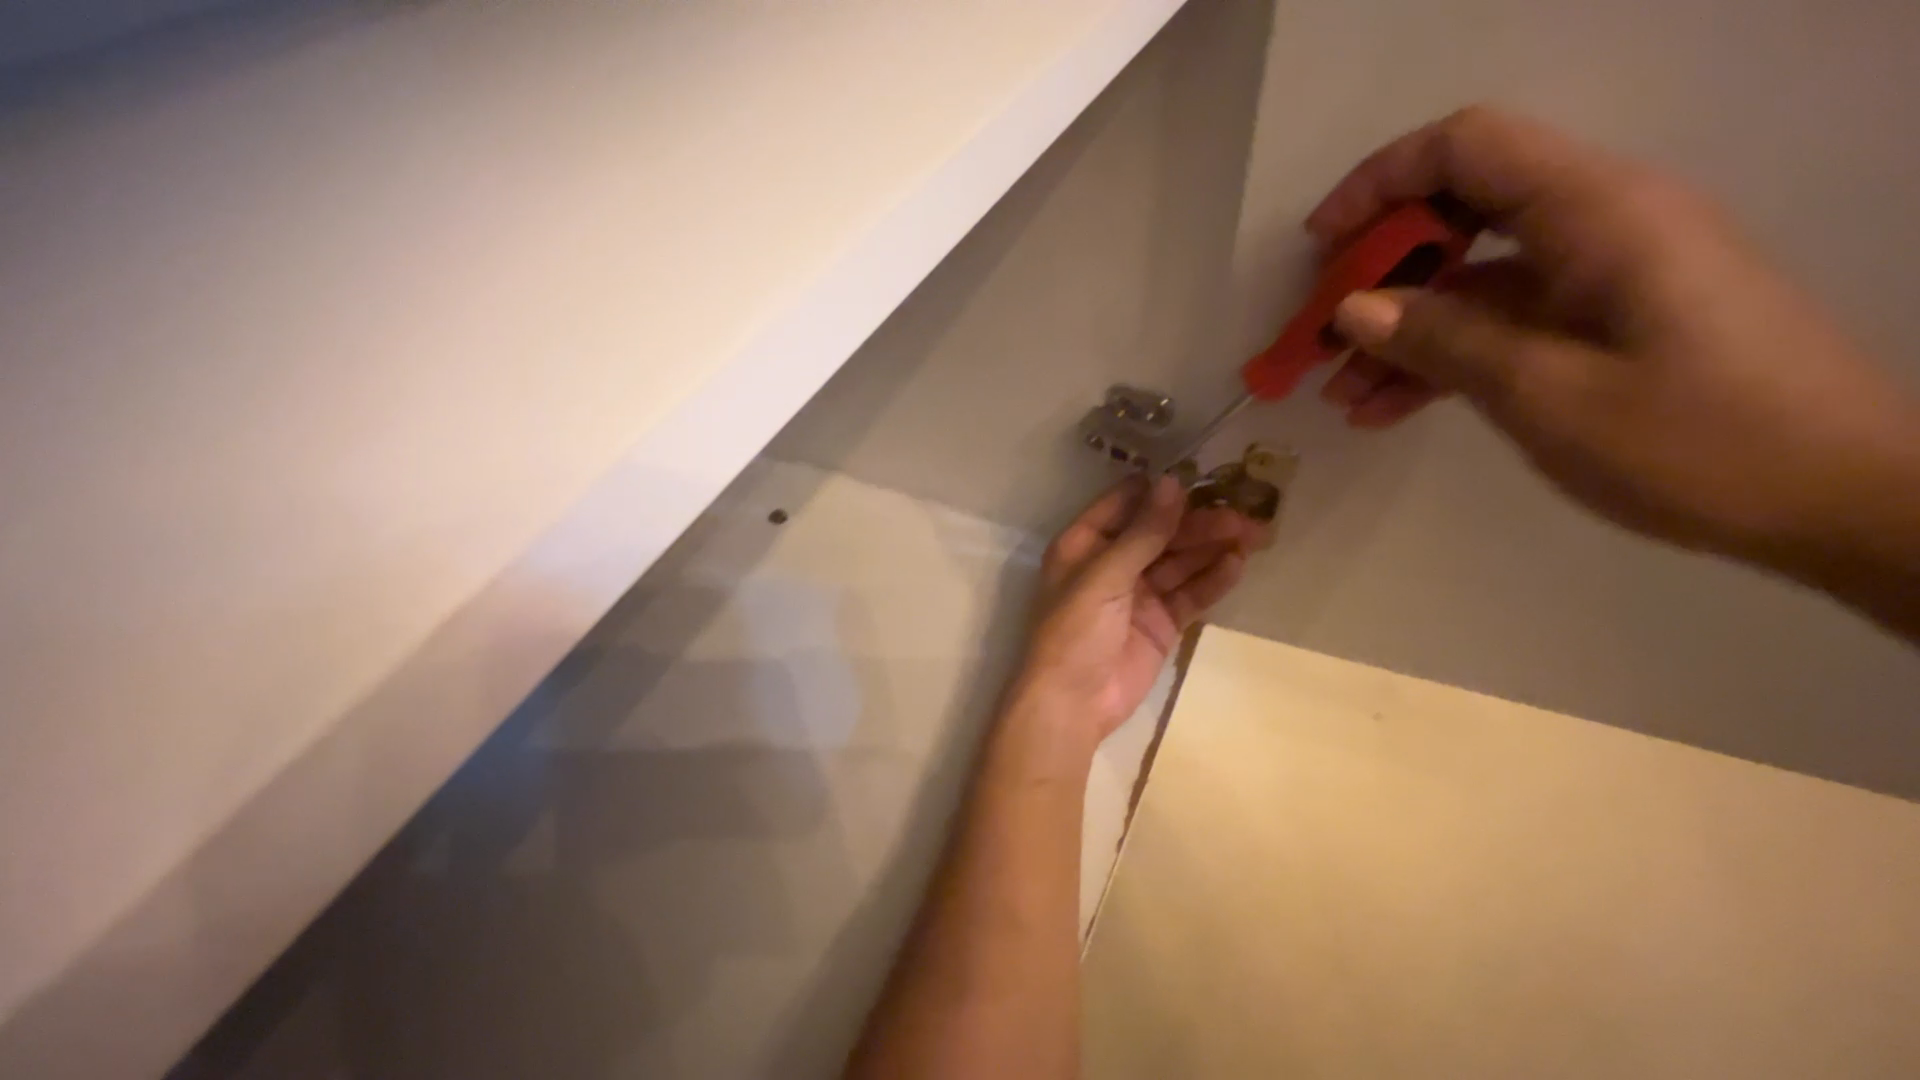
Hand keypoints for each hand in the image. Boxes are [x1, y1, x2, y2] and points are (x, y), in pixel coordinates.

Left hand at [1016, 474, 1262, 739]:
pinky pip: (1190, 593)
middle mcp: (1112, 563)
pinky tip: (1236, 564)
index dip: (1162, 492)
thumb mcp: (1103, 576)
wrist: (1072, 704)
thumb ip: (1142, 533)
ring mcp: (1139, 593)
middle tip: (1242, 516)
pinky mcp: (1161, 622)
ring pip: (1181, 561)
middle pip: (1161, 532)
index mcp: (1085, 543)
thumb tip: (1173, 482)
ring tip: (1253, 534)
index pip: (1126, 504)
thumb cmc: (1074, 632)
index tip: (1203, 479)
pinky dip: (1213, 579)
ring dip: (1213, 547)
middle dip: (1199, 523)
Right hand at [1307, 106, 1919, 573]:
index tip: (1319, 249)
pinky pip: (1502, 321)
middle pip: (1461, 208)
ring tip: (1339, 392)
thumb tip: (1352, 307)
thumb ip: (1443, 340)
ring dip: (1400, 326)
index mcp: (1597, 213)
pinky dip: (1442, 356)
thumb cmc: (1698, 442)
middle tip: (1320, 330)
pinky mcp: (1602, 322)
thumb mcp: (1546, 394)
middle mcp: (1598, 224)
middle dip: (1378, 265)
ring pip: (1473, 274)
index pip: (1467, 148)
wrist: (1842, 500)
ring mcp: (1600, 276)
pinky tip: (1385, 410)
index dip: (1379, 183)